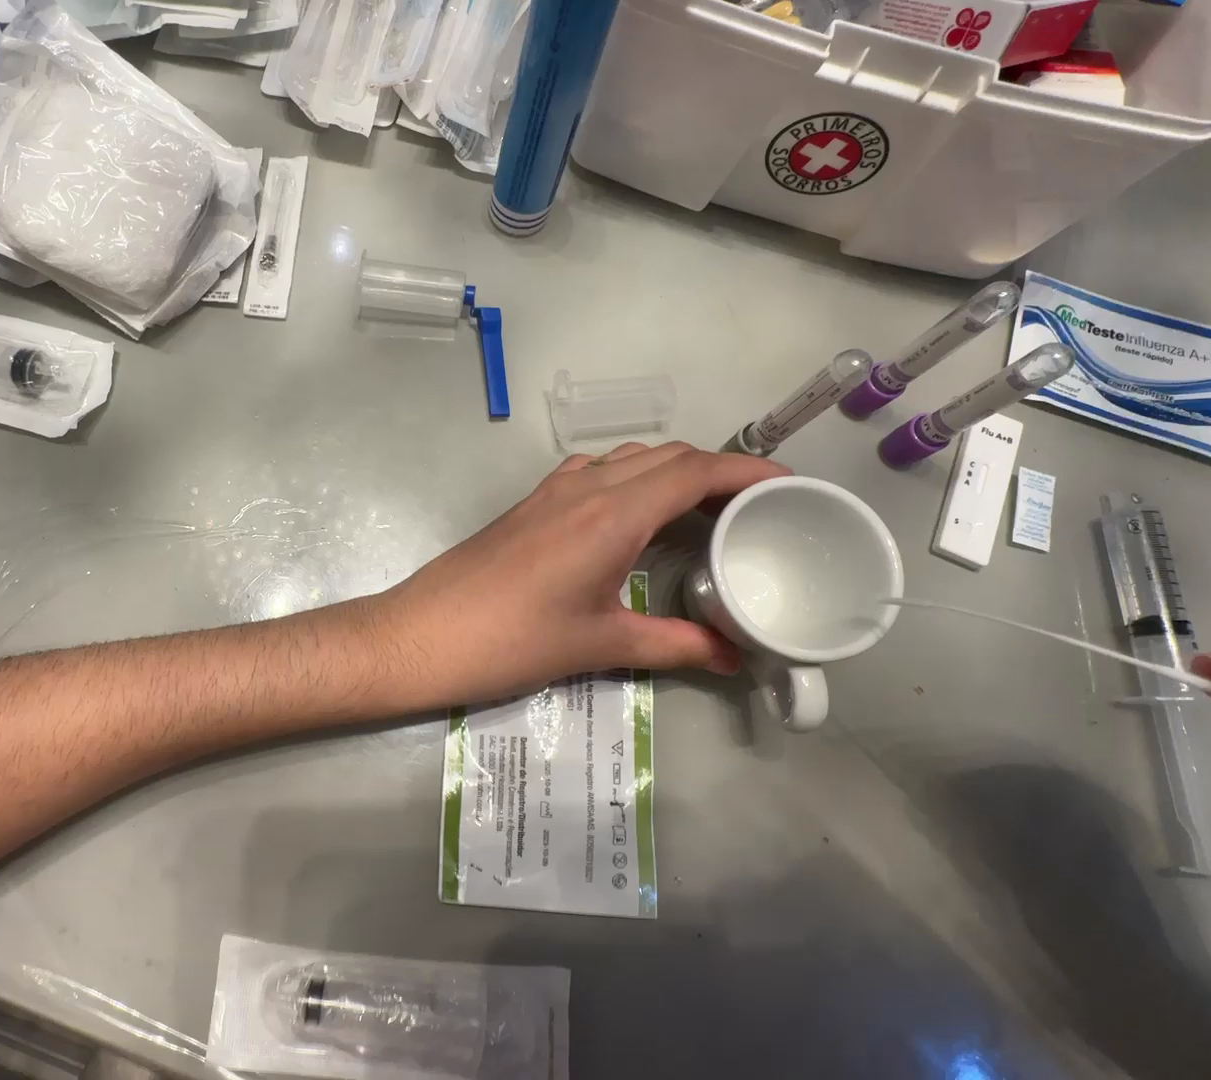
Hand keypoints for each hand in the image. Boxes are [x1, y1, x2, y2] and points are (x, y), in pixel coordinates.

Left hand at [373, 442, 789, 707]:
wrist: (424, 634)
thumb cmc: (513, 640)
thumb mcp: (601, 646)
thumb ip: (675, 645)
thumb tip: (731, 657)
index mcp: (612, 514)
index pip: (694, 469)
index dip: (746, 469)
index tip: (786, 485)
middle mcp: (584, 488)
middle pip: (665, 455)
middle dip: (715, 470)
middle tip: (752, 507)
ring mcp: (550, 492)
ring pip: (626, 459)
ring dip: (669, 471)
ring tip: (701, 511)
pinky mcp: (528, 506)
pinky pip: (591, 472)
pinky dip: (627, 479)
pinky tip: (631, 517)